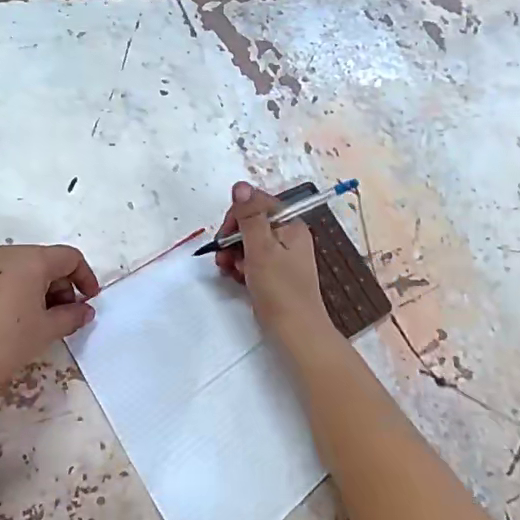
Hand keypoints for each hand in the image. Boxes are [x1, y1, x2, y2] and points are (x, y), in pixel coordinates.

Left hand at [0, 244, 99, 402]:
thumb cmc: (5, 342)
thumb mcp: (46, 330)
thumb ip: (71, 316)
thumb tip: (84, 311)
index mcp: (31, 259)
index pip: (69, 258)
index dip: (85, 278)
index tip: (89, 303)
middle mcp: (7, 254)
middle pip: (45, 261)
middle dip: (62, 286)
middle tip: (66, 317)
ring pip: (23, 270)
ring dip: (40, 290)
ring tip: (40, 323)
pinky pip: (2, 279)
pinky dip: (17, 293)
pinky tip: (14, 322)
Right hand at [214, 182, 326, 341]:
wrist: (296, 333)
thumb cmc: (280, 290)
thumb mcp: (261, 248)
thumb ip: (249, 216)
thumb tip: (240, 186)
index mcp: (290, 224)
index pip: (257, 204)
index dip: (236, 217)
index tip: (224, 238)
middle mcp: (289, 236)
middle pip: (251, 223)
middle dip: (233, 238)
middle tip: (223, 259)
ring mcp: (283, 256)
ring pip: (249, 243)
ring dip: (234, 254)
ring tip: (230, 271)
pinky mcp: (276, 274)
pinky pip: (253, 260)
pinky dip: (242, 266)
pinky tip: (237, 279)